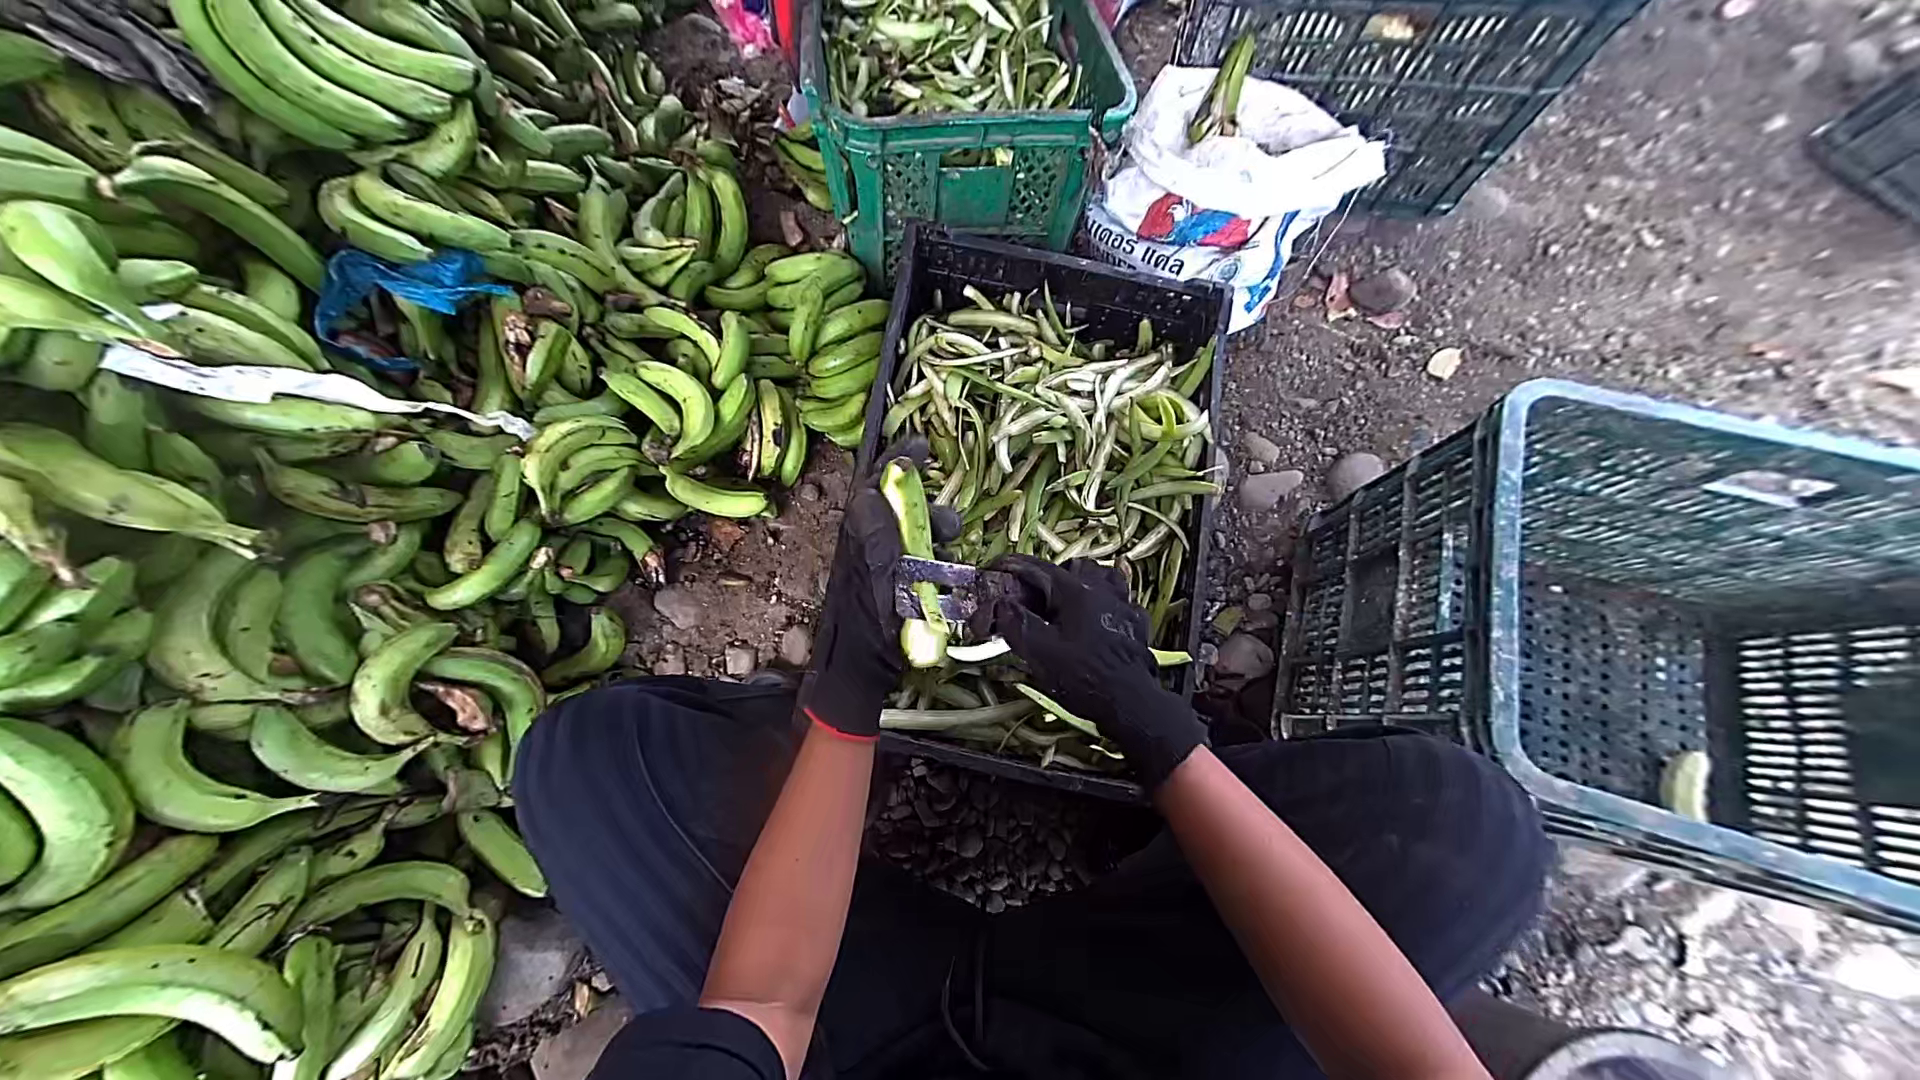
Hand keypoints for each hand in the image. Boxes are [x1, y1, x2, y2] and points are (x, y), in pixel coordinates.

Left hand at [799, 442, 940, 736]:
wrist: (869, 660)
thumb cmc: (871, 608)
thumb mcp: (875, 555)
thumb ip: (881, 511)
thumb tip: (893, 469)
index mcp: (863, 527)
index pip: (878, 480)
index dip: (898, 459)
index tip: (922, 445)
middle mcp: (875, 538)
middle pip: (906, 505)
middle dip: (929, 509)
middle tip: (947, 525)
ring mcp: (889, 559)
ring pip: (922, 530)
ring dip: (941, 537)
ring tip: (950, 553)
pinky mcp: (903, 580)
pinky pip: (928, 557)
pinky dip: (942, 561)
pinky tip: (948, 573)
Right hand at [989, 555, 1206, 789]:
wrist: (1130, 704)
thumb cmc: (1082, 677)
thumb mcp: (1038, 652)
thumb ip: (1016, 623)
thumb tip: (1001, 605)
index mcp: (1074, 591)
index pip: (1037, 568)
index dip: (1012, 566)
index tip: (994, 568)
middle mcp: (1102, 590)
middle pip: (1072, 567)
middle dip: (1048, 575)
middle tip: (1031, 595)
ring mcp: (1123, 605)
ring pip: (1101, 578)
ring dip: (1081, 583)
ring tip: (1065, 601)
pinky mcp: (1136, 624)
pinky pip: (1118, 601)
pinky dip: (1103, 603)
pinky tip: (1096, 618)